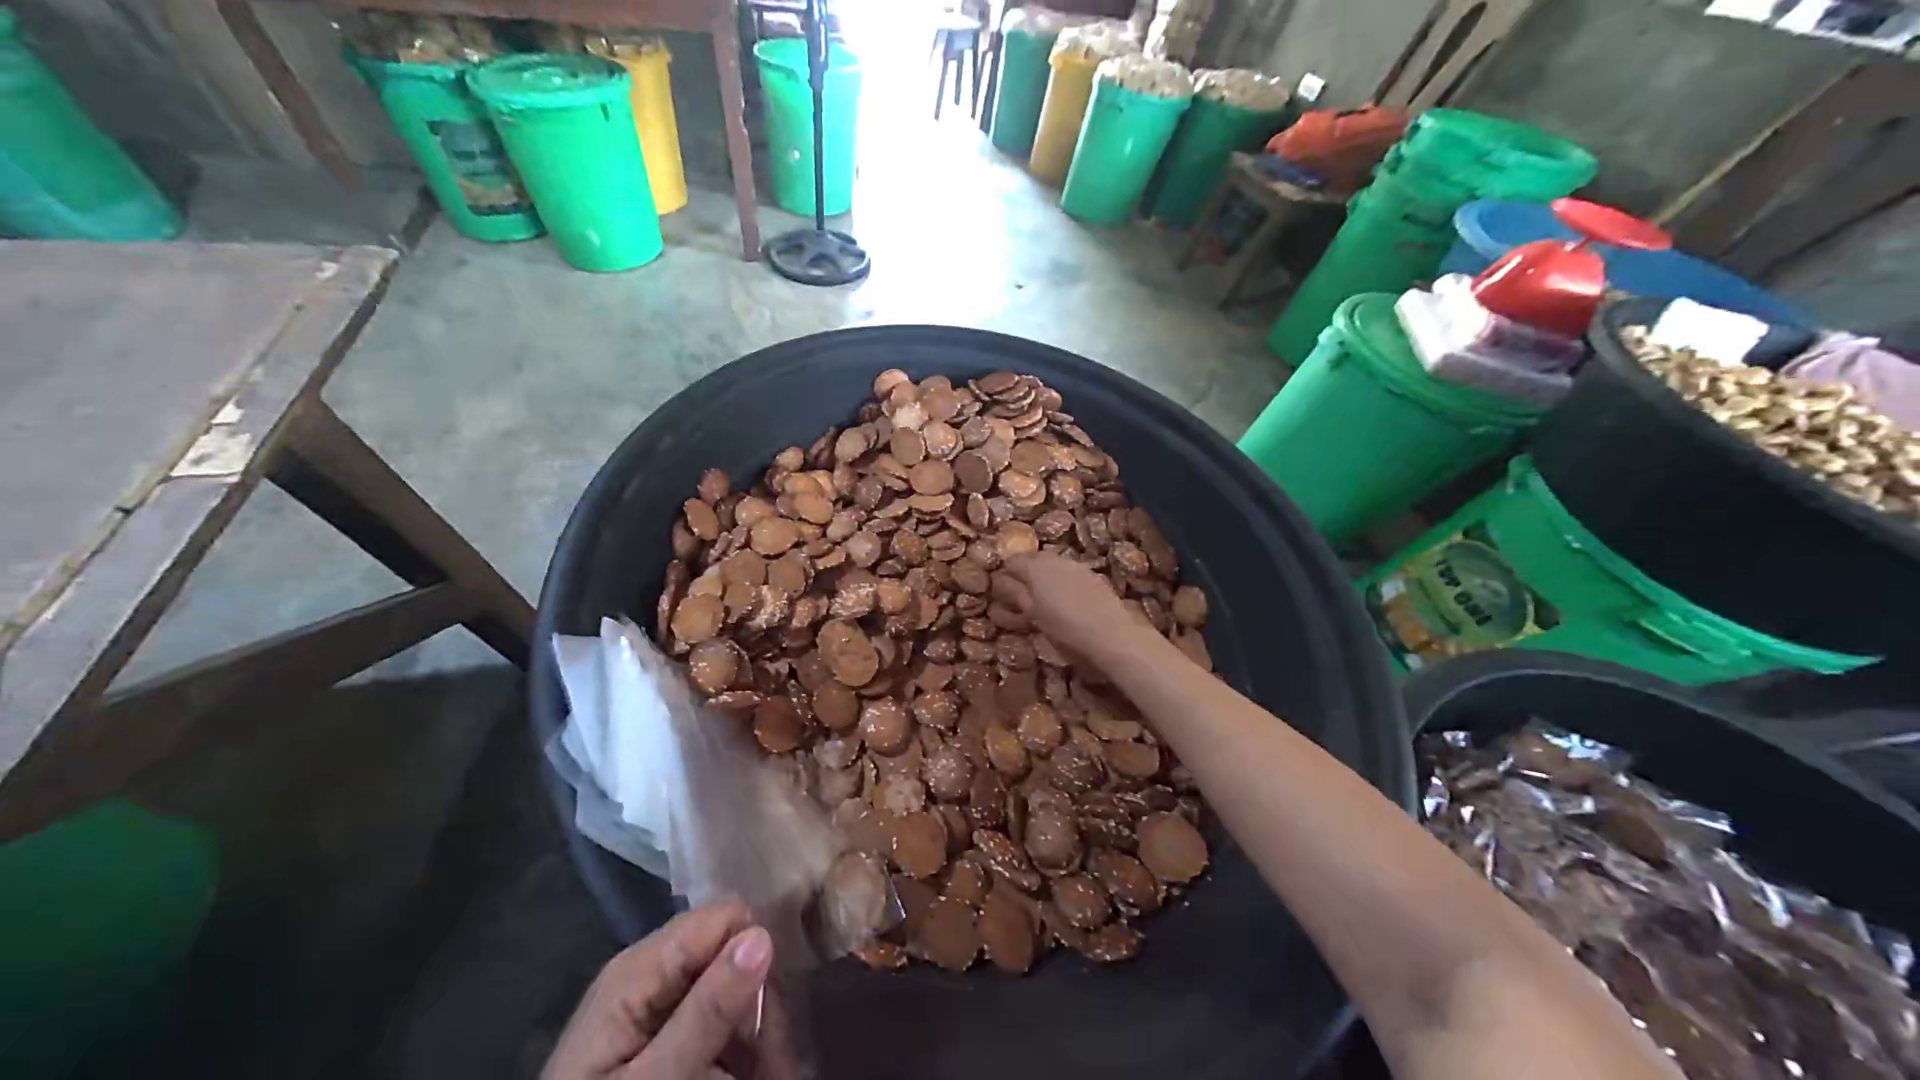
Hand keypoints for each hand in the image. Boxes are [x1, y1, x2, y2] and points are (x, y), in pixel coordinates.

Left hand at [542, 901, 797, 1079]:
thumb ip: (707, 1011)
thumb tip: (762, 935)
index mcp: (639, 968)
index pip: (723, 919)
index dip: (757, 956)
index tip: (778, 1016)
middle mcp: (651, 972)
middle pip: (732, 954)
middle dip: (763, 1004)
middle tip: (777, 1065)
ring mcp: (657, 1004)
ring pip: (735, 990)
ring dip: (760, 1033)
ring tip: (774, 1072)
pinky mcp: (665, 1035)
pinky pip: (719, 1021)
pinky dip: (742, 1049)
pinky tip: (756, 1073)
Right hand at [999, 552, 1148, 665]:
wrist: (1111, 634)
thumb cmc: (1065, 628)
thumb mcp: (1033, 616)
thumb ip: (1016, 595)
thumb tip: (1002, 582)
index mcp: (1035, 568)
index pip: (1012, 561)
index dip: (1005, 573)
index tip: (1001, 587)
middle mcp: (1054, 560)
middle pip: (1033, 558)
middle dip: (1024, 570)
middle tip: (1020, 590)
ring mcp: (1076, 565)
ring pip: (1052, 563)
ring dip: (1044, 573)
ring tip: (1042, 595)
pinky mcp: (1092, 574)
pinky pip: (1069, 570)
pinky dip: (1061, 579)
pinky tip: (1065, 597)